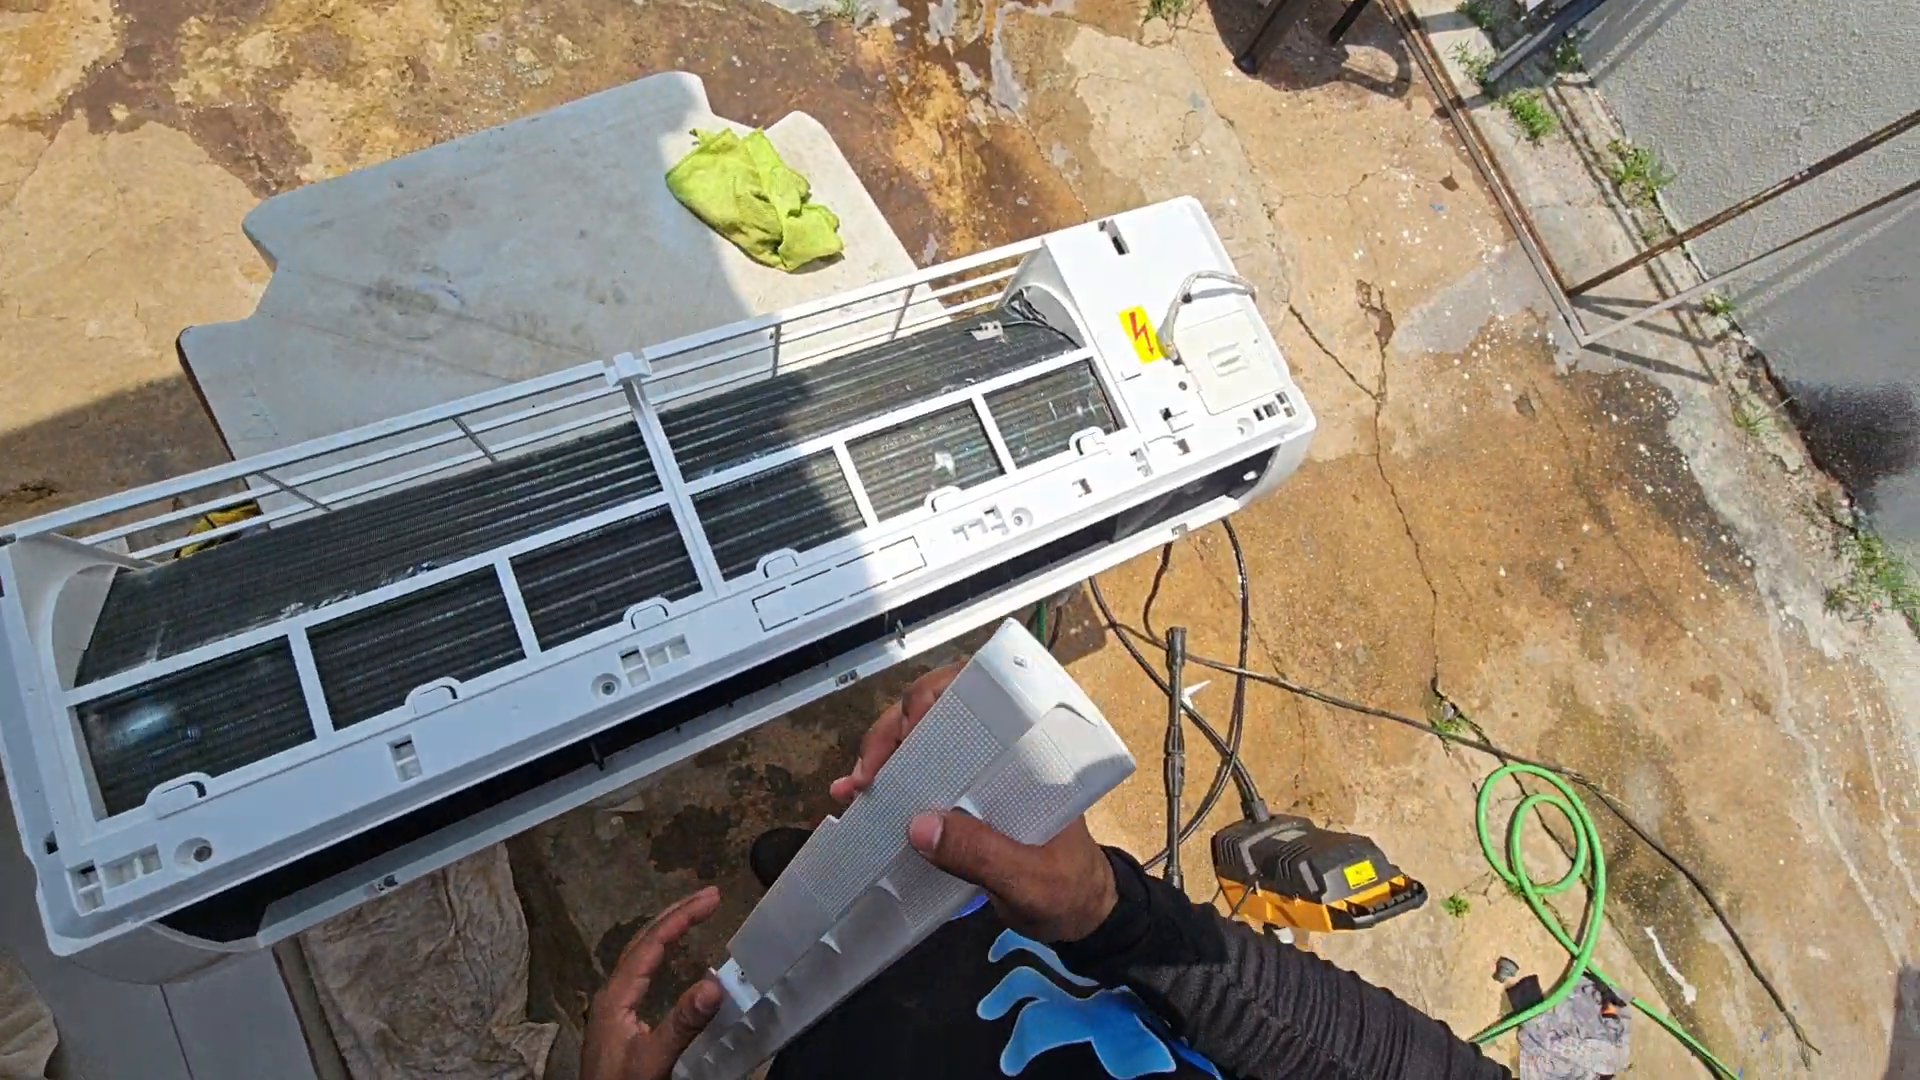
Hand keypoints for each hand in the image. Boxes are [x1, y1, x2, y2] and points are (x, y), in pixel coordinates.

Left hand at [583, 887, 725, 1079]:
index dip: (683, 916)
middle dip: (677, 912)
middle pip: (643, 939)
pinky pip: (642, 967)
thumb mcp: (653, 1061)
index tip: (714, 899)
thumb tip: (714, 982)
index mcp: (616, 995)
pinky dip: (662, 947)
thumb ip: (682, 1023)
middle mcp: (612, 993)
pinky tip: (671, 952)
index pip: (652, 942)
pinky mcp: (620, 1019)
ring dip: (669, 926)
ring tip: (696, 910)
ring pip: (640, 951)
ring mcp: (614, 1006)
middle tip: (711, 895)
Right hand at [831, 664, 1118, 942]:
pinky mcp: (958, 792)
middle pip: (938, 706)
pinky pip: (916, 769)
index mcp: (1030, 747)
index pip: (982, 690)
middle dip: (895, 728)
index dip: (937, 695)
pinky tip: (854, 794)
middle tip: (870, 770)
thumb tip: (919, 826)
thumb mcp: (1031, 879)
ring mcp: (977, 766)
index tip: (909, 728)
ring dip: (882, 751)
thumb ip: (983, 855)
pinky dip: (884, 776)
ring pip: (920, 733)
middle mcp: (1001, 745)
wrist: (1078, 916)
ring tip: (854, 785)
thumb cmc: (1068, 888)